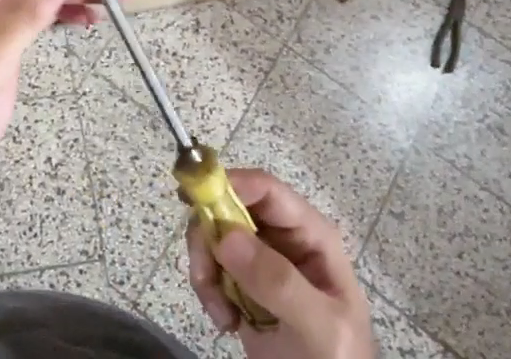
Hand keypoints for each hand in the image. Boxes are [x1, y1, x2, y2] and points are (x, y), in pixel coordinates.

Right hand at [187, 170, 373, 358]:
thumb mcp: (319, 326)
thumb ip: (278, 282)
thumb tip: (226, 235)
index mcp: (311, 234)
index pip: (264, 189)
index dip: (227, 184)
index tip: (190, 198)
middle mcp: (284, 238)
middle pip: (229, 208)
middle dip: (208, 239)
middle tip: (203, 276)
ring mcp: (262, 261)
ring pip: (214, 237)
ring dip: (205, 270)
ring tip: (220, 312)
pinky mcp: (244, 284)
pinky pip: (211, 267)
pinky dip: (208, 290)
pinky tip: (226, 321)